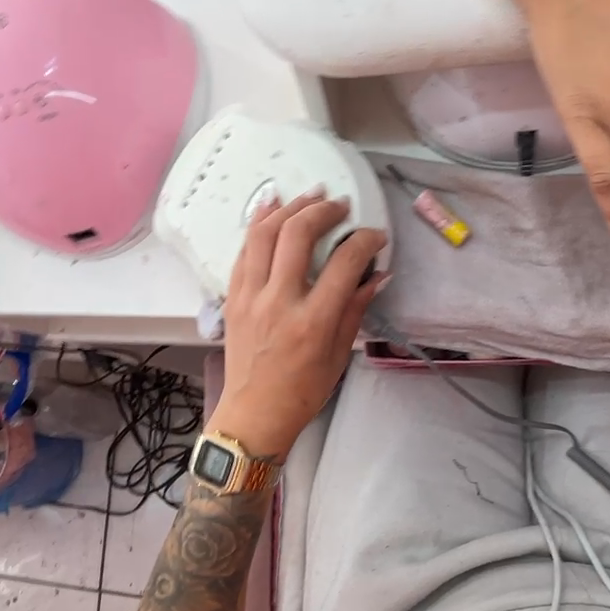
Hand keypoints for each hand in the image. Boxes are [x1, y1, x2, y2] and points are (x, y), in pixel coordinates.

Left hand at [209, 191, 388, 458]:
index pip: (344, 264)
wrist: (254, 414)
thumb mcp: (338, 356)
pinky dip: (257, 223)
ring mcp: (250, 297)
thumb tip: (377, 275)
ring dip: (288, 207)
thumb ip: (355, 310)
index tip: (375, 236)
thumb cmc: (302, 392)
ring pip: (264, 233)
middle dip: (322, 211)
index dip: (365, 241)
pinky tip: (271, 206)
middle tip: (340, 205)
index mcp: (312, 322)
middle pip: (297, 235)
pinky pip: (243, 250)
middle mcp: (278, 302)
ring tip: (308, 196)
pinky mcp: (232, 297)